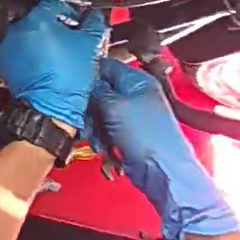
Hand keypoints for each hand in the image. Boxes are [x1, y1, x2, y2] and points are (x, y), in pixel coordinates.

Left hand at [0, 0, 107, 129]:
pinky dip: (31, 52)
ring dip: (43, 38)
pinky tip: (46, 62)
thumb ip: (94, 24)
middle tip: (70, 36)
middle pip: (40, 17)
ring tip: (58, 51)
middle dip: (56, 25)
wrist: (49, 110)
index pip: (55, 3)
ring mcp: (9, 46)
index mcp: (38, 20)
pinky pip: (20, 49)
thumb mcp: (90, 46)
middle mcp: (19, 30)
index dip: (71, 12)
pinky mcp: (5, 63)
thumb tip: (94, 17)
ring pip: (29, 33)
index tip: (78, 21)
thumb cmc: (67, 80)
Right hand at [91, 59, 238, 239]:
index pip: (106, 66)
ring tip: (102, 145)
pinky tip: (109, 154)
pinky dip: (105, 143)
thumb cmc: (147, 136)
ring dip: (96, 131)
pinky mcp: (129, 134)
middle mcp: (135, 94)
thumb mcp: (114, 107)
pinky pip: (107, 132)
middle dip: (91, 112)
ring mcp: (133, 114)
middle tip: (89, 125)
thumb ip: (96, 91)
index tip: (75, 90)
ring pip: (100, 115)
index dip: (89, 77)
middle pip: (100, 94)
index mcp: (137, 80)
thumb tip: (84, 81)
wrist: (163, 172)